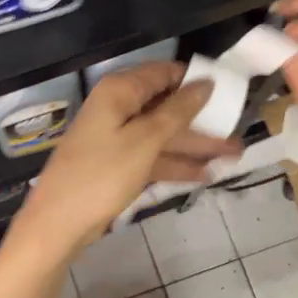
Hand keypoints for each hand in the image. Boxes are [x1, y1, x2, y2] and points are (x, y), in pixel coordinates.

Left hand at [18, 61, 240, 247]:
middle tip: (238, 131)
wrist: (59, 223)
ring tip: (234, 155)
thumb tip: (205, 83)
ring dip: (196, 146)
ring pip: (163, 136)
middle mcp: (117, 109)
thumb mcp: (144, 141)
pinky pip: (153, 158)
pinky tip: (206, 174)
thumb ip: (177, 111)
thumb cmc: (101, 175)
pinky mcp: (117, 166)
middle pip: (167, 107)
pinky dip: (176, 164)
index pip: (164, 73)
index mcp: (119, 92)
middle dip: (203, 120)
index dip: (195, 80)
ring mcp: (116, 139)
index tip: (228, 91)